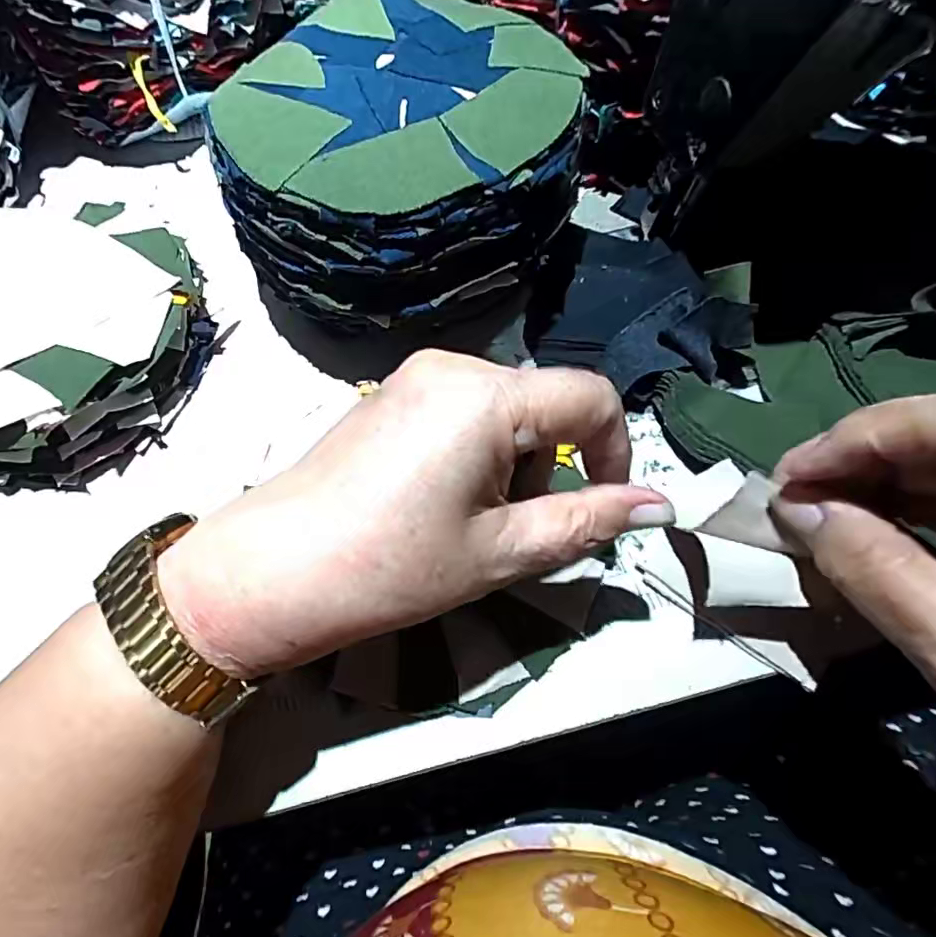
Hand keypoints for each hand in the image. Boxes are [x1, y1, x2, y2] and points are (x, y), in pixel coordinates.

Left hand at [155, 351, 672, 678]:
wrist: (273, 571)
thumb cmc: (393, 567)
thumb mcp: (504, 551)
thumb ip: (590, 519)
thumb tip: (662, 506)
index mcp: (486, 395)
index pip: (590, 396)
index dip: (616, 450)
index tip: (603, 503)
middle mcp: (454, 366)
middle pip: (547, 403)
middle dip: (554, 465)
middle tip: (517, 528)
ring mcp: (418, 373)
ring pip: (509, 407)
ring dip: (517, 461)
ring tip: (473, 520)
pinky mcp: (395, 392)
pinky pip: (468, 407)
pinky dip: (482, 450)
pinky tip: (441, 497)